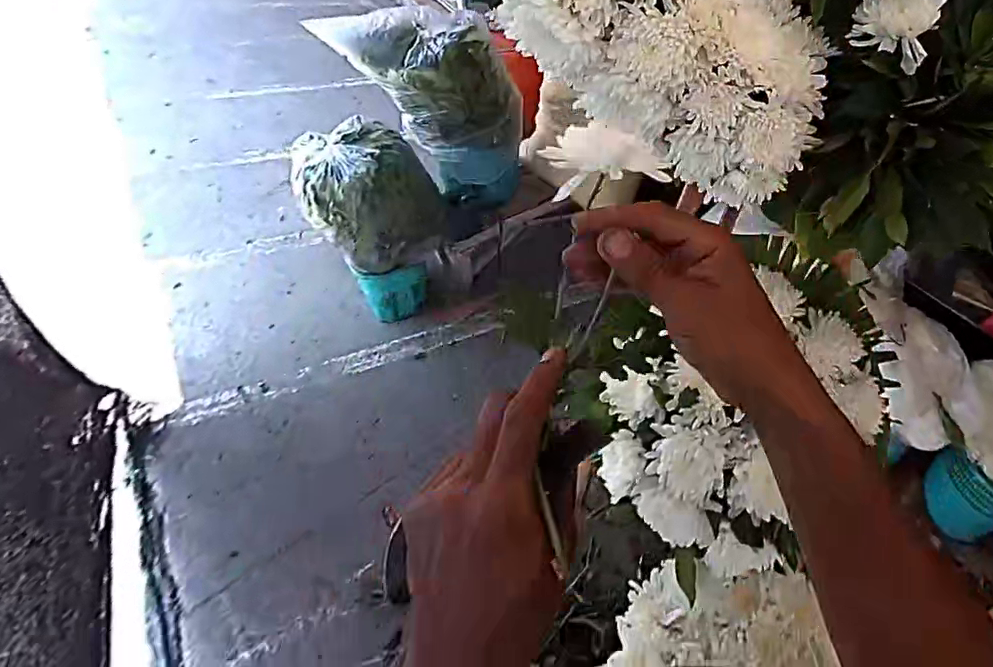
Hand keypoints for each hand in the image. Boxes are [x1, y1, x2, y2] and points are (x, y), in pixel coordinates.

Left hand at [402, 349, 572, 666]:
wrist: (453, 662)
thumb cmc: (517, 614)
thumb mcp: (558, 555)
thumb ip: (565, 491)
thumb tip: (576, 444)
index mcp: (499, 505)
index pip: (520, 422)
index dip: (540, 382)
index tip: (555, 357)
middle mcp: (459, 491)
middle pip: (491, 413)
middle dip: (520, 403)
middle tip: (542, 424)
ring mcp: (432, 498)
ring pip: (475, 440)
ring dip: (499, 446)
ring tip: (512, 488)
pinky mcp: (416, 508)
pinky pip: (456, 466)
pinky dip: (478, 470)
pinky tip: (484, 507)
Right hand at [564, 203, 815, 415]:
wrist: (764, 384)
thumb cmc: (730, 338)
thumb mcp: (683, 301)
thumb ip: (644, 268)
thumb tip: (608, 236)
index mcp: (706, 239)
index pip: (653, 217)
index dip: (614, 218)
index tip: (578, 225)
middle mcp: (698, 249)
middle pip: (646, 235)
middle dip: (608, 241)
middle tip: (569, 252)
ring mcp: (692, 274)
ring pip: (645, 259)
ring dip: (612, 262)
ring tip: (573, 267)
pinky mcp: (686, 297)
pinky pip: (650, 280)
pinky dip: (625, 282)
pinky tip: (598, 284)